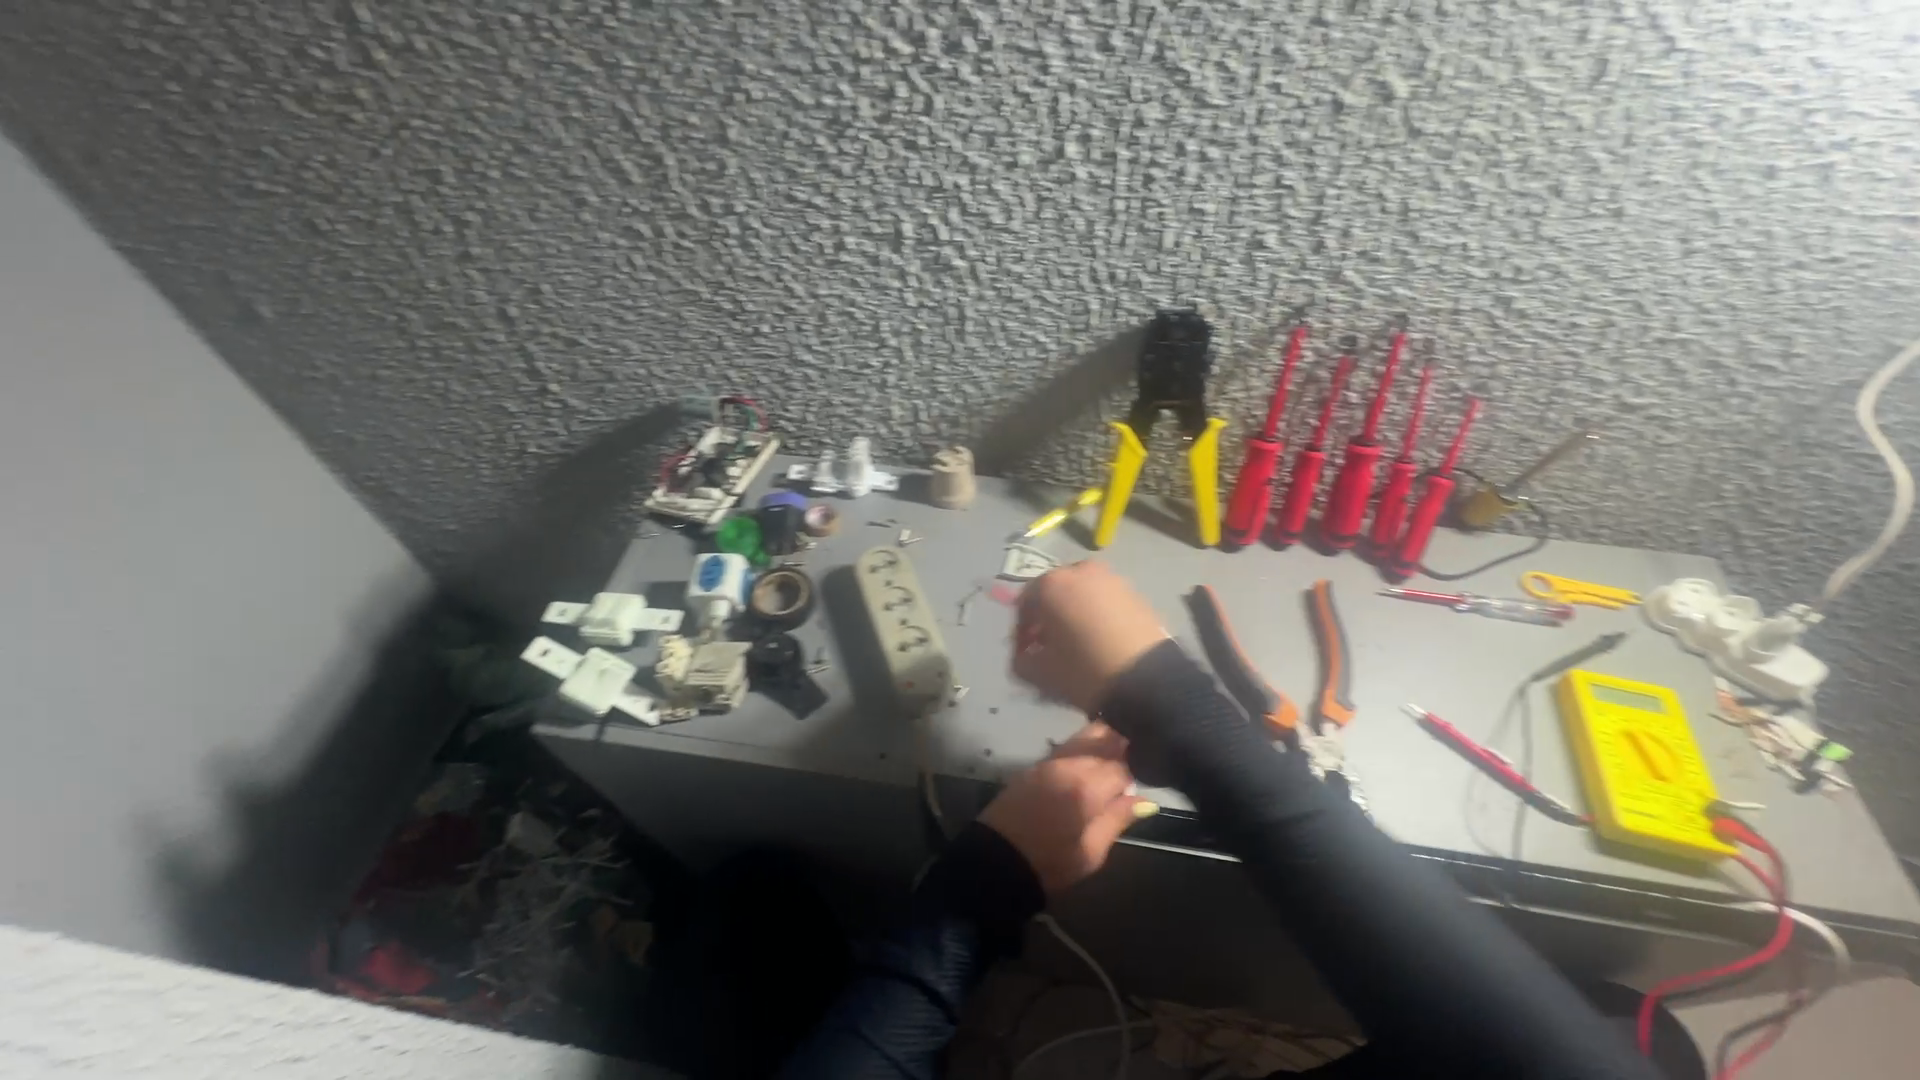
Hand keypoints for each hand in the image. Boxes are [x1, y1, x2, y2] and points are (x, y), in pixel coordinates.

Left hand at [978, 722, 1157, 894]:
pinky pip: (1066, 746)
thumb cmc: (1049, 863)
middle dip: (1122, 746)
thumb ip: (1118, 819)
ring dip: (1103, 741)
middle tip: (1135, 759)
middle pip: (1104, 739)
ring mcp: (1049, 761)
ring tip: (1116, 755)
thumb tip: (1147, 800)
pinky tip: (1090, 759)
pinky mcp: (1034, 764)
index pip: (1122, 766)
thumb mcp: (1091, 852)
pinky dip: (1083, 746)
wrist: (997, 860)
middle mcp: (1069, 764)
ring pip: (1084, 736)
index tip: (1143, 781)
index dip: (1135, 772)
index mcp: (1087, 787)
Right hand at [1013, 560, 1168, 713]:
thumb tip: (1025, 654)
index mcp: (1051, 584)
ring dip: (1073, 616)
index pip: (1024, 603)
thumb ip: (1020, 659)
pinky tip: (1101, 642)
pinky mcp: (1136, 593)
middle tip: (1049, 647)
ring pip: (1082, 596)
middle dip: (1047, 619)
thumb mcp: (1039, 672)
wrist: (1148, 679)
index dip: (1020, 631)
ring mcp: (1112, 579)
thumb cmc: (1084, 670)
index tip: (1024, 654)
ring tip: (1077, 645)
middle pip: (1054, 594)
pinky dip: (1097, 617)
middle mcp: (1081, 570)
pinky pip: (1106, 602)